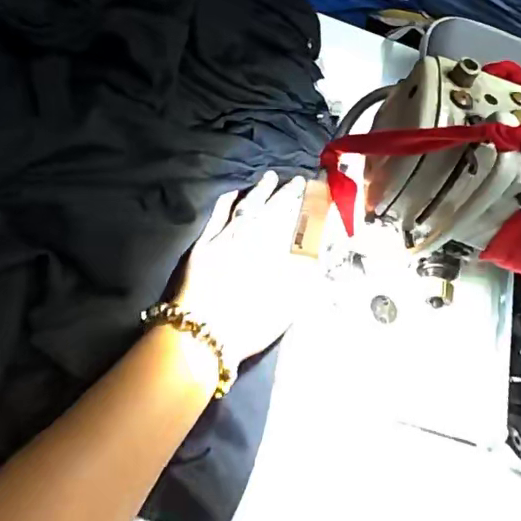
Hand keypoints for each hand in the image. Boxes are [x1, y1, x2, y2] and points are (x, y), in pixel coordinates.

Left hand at [172, 172, 323, 368]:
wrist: (199, 340)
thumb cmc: (248, 325)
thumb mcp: (289, 304)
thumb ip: (307, 276)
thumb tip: (321, 254)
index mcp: (273, 249)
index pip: (292, 216)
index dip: (303, 200)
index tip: (312, 186)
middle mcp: (249, 236)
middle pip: (269, 207)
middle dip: (283, 192)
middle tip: (294, 180)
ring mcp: (222, 239)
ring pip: (243, 206)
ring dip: (257, 192)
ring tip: (267, 180)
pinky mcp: (200, 248)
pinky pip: (217, 216)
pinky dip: (228, 203)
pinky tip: (232, 197)